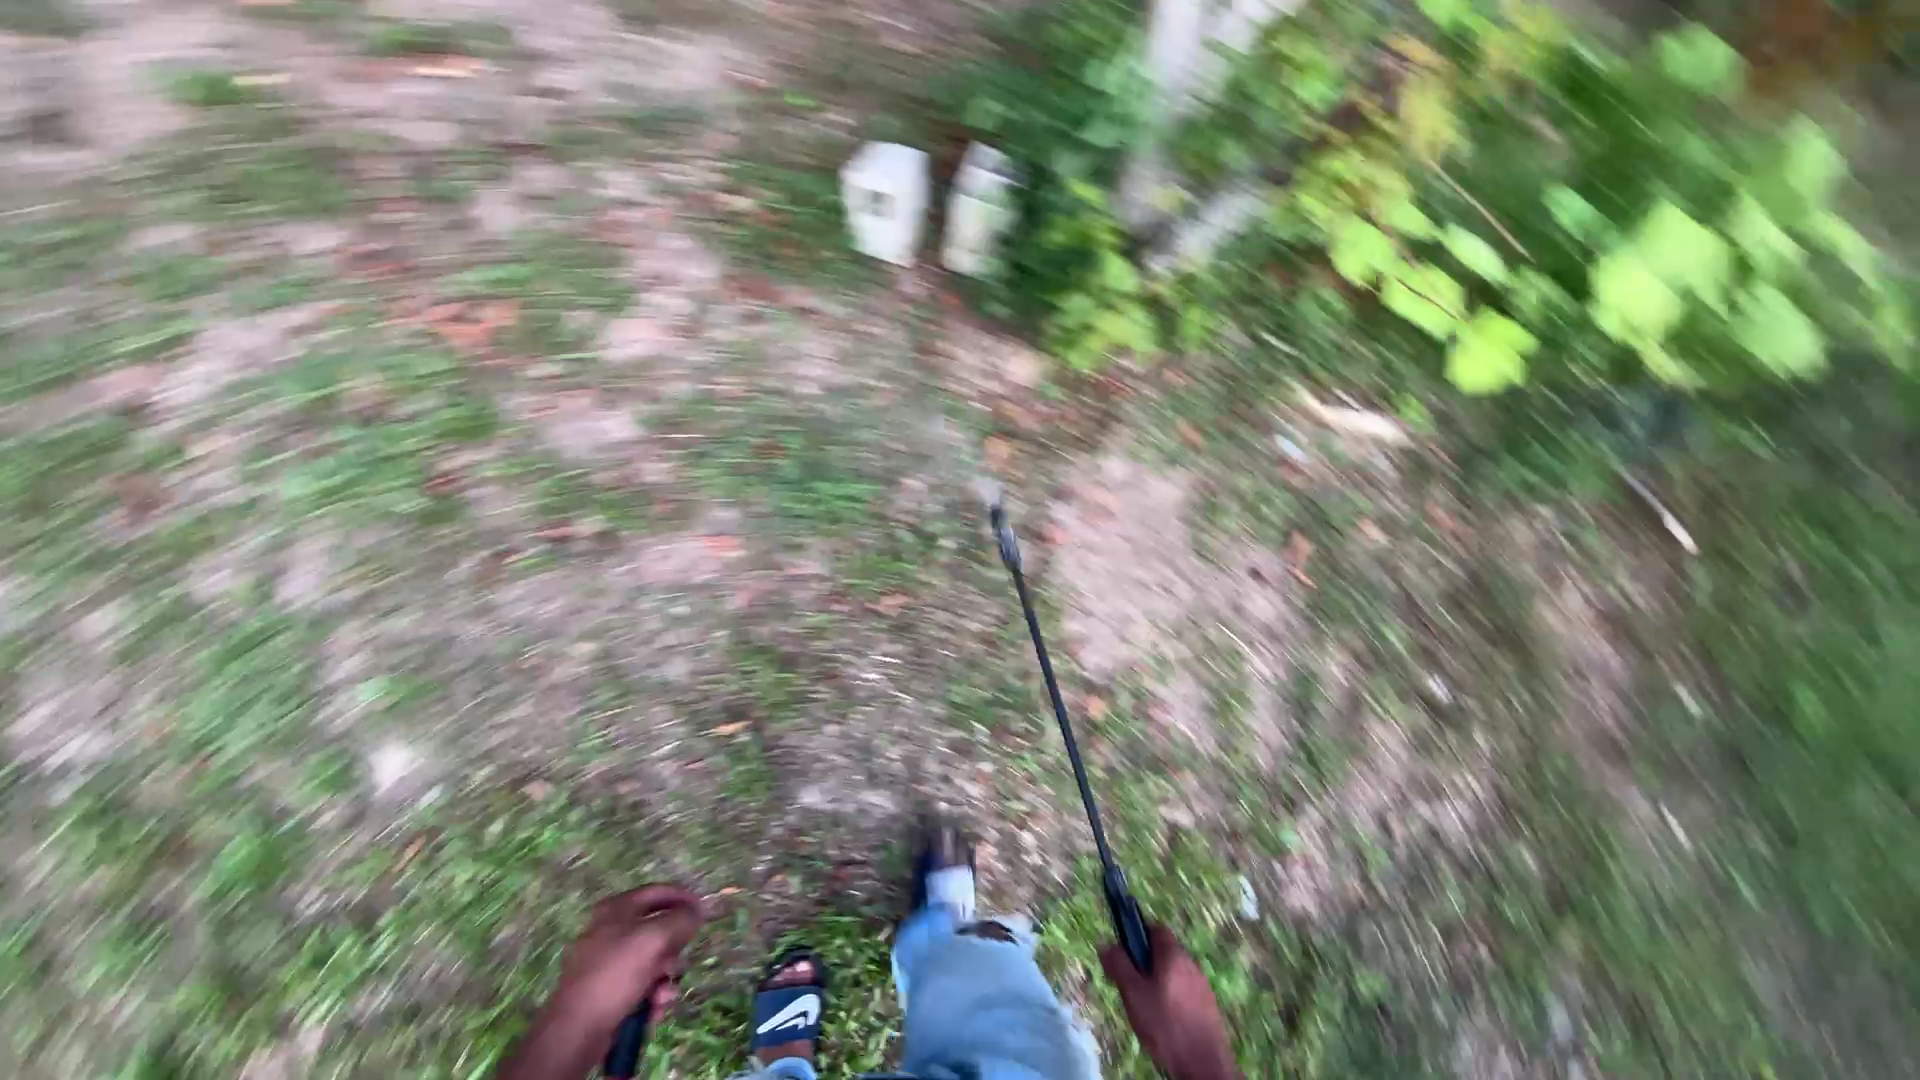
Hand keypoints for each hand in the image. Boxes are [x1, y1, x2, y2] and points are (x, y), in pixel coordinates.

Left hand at [551, 884, 706, 1029]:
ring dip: (665, 976)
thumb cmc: (615, 974)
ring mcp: (606, 961)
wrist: (576, 1030)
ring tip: (664, 993)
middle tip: (678, 960)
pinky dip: (652, 993)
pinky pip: (640, 983)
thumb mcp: (654, 939)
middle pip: (656, 928)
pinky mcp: (606, 989)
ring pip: (651, 959)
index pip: (657, 891)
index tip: (703, 910)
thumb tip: (696, 911)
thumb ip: (681, 919)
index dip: (683, 897)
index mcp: (615, 909)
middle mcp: (609, 930)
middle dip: (674, 947)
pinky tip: (654, 1006)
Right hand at [1100, 925, 1238, 1079]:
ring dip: (1158, 981)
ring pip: (1174, 972)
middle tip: (1131, 985)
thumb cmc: (1164, 1024)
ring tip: (1146, 1006)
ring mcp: (1202, 984)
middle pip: (1164, 951)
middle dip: (1145, 962)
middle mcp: (1191, 963)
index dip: (1138, 935)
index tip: (1125, 954)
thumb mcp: (1133, 994)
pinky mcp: (1208, 1004)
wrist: (1203, 1064)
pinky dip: (1172, 996)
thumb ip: (1118, 965)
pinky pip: (1184, 990)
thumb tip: (1105, 942)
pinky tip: (1164, 1019)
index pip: (1155, 928)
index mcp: (1173, 954)